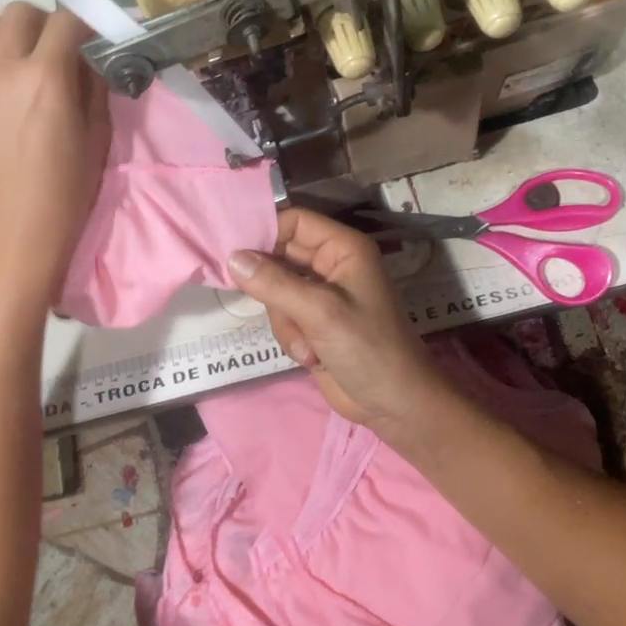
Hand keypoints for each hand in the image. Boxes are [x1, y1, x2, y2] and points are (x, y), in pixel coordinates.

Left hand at [0, 4, 110, 301]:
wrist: (15, 231)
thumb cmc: (67, 189)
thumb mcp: (98, 135)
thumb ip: (94, 86)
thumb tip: (88, 57)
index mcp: (46, 77)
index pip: (68, 21)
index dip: (87, 23)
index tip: (95, 38)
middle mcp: (3, 68)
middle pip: (21, 12)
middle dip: (45, 22)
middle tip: (59, 48)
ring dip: (7, 32)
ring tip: (21, 56)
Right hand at [227, 209, 445, 430]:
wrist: (392, 403)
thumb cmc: (366, 347)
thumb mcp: (319, 312)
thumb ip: (273, 284)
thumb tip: (232, 258)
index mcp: (344, 249)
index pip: (295, 221)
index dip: (266, 232)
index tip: (233, 251)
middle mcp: (332, 265)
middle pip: (280, 256)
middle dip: (272, 286)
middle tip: (255, 299)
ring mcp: (322, 295)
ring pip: (276, 291)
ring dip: (285, 321)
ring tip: (307, 344)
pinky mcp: (314, 323)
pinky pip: (283, 317)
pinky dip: (291, 337)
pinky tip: (312, 357)